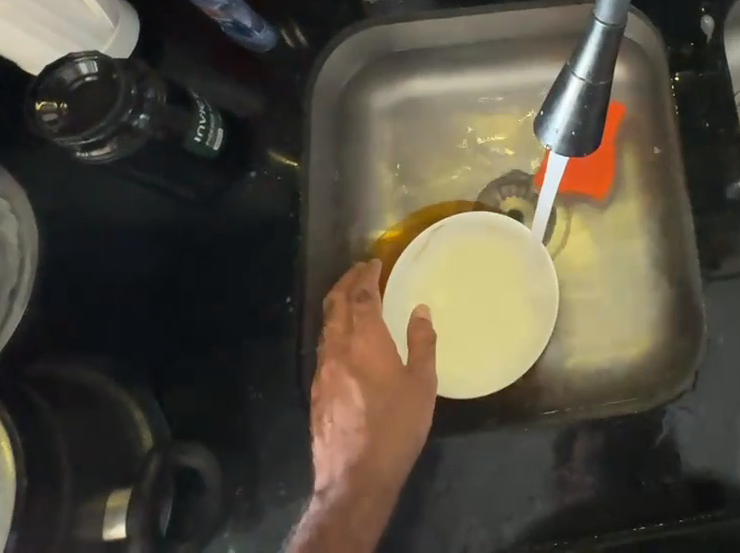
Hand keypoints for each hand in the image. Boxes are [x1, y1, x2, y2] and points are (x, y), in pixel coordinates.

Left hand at [309, 260, 436, 498]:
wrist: (355, 478)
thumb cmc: (396, 427)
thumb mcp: (422, 383)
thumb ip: (422, 342)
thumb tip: (421, 310)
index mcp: (366, 341)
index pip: (362, 296)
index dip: (367, 276)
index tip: (374, 262)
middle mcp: (338, 349)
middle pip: (335, 305)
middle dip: (346, 283)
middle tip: (360, 271)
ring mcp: (323, 372)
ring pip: (325, 326)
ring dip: (337, 305)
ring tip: (352, 299)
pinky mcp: (317, 392)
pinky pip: (324, 347)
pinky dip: (334, 330)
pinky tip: (345, 340)